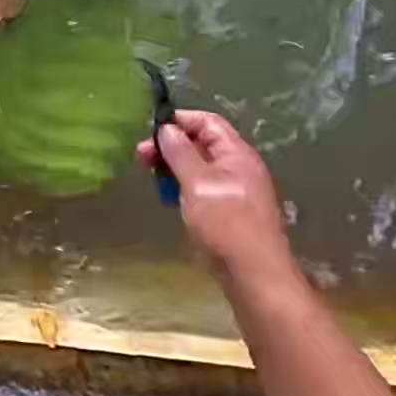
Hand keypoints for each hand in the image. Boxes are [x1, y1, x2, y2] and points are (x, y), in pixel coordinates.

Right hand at [137, 111, 293, 281]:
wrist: (255, 275)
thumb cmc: (225, 223)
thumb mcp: (197, 182)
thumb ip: (180, 152)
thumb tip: (166, 128)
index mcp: (236, 153)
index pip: (207, 121)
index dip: (178, 120)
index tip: (150, 130)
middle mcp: (238, 166)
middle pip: (200, 142)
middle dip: (169, 144)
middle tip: (141, 156)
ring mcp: (234, 189)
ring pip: (198, 165)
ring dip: (173, 165)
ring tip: (151, 176)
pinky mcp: (228, 209)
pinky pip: (202, 186)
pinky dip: (182, 185)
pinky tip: (169, 196)